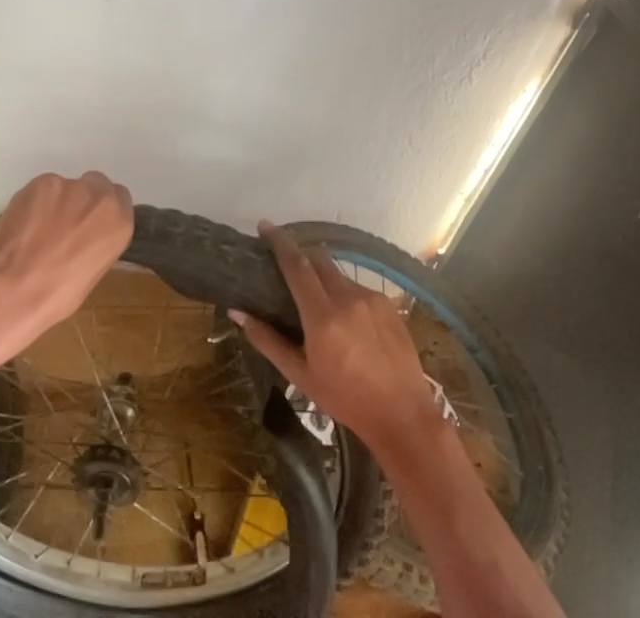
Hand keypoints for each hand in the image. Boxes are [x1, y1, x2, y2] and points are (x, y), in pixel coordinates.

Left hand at [0, 172, 134, 344]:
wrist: (15, 287)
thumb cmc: (58, 295)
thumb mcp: (92, 271)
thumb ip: (94, 242)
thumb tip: (81, 235)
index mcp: (119, 222)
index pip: (119, 199)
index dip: (102, 209)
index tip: (88, 222)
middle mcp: (99, 197)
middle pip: (95, 184)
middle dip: (82, 199)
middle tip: (63, 222)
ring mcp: (68, 186)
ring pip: (64, 187)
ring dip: (55, 202)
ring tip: (35, 229)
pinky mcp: (40, 183)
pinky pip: (41, 190)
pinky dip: (34, 203)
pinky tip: (22, 224)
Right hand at [230, 222, 441, 453]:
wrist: (402, 414)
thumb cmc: (345, 399)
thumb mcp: (299, 375)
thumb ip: (267, 340)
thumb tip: (237, 312)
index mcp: (323, 316)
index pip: (297, 266)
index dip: (280, 242)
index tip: (264, 226)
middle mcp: (349, 298)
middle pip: (318, 260)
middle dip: (299, 254)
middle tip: (282, 261)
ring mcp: (373, 299)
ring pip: (338, 274)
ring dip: (321, 275)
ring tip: (312, 297)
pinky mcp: (389, 306)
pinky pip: (357, 288)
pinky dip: (342, 291)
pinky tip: (341, 315)